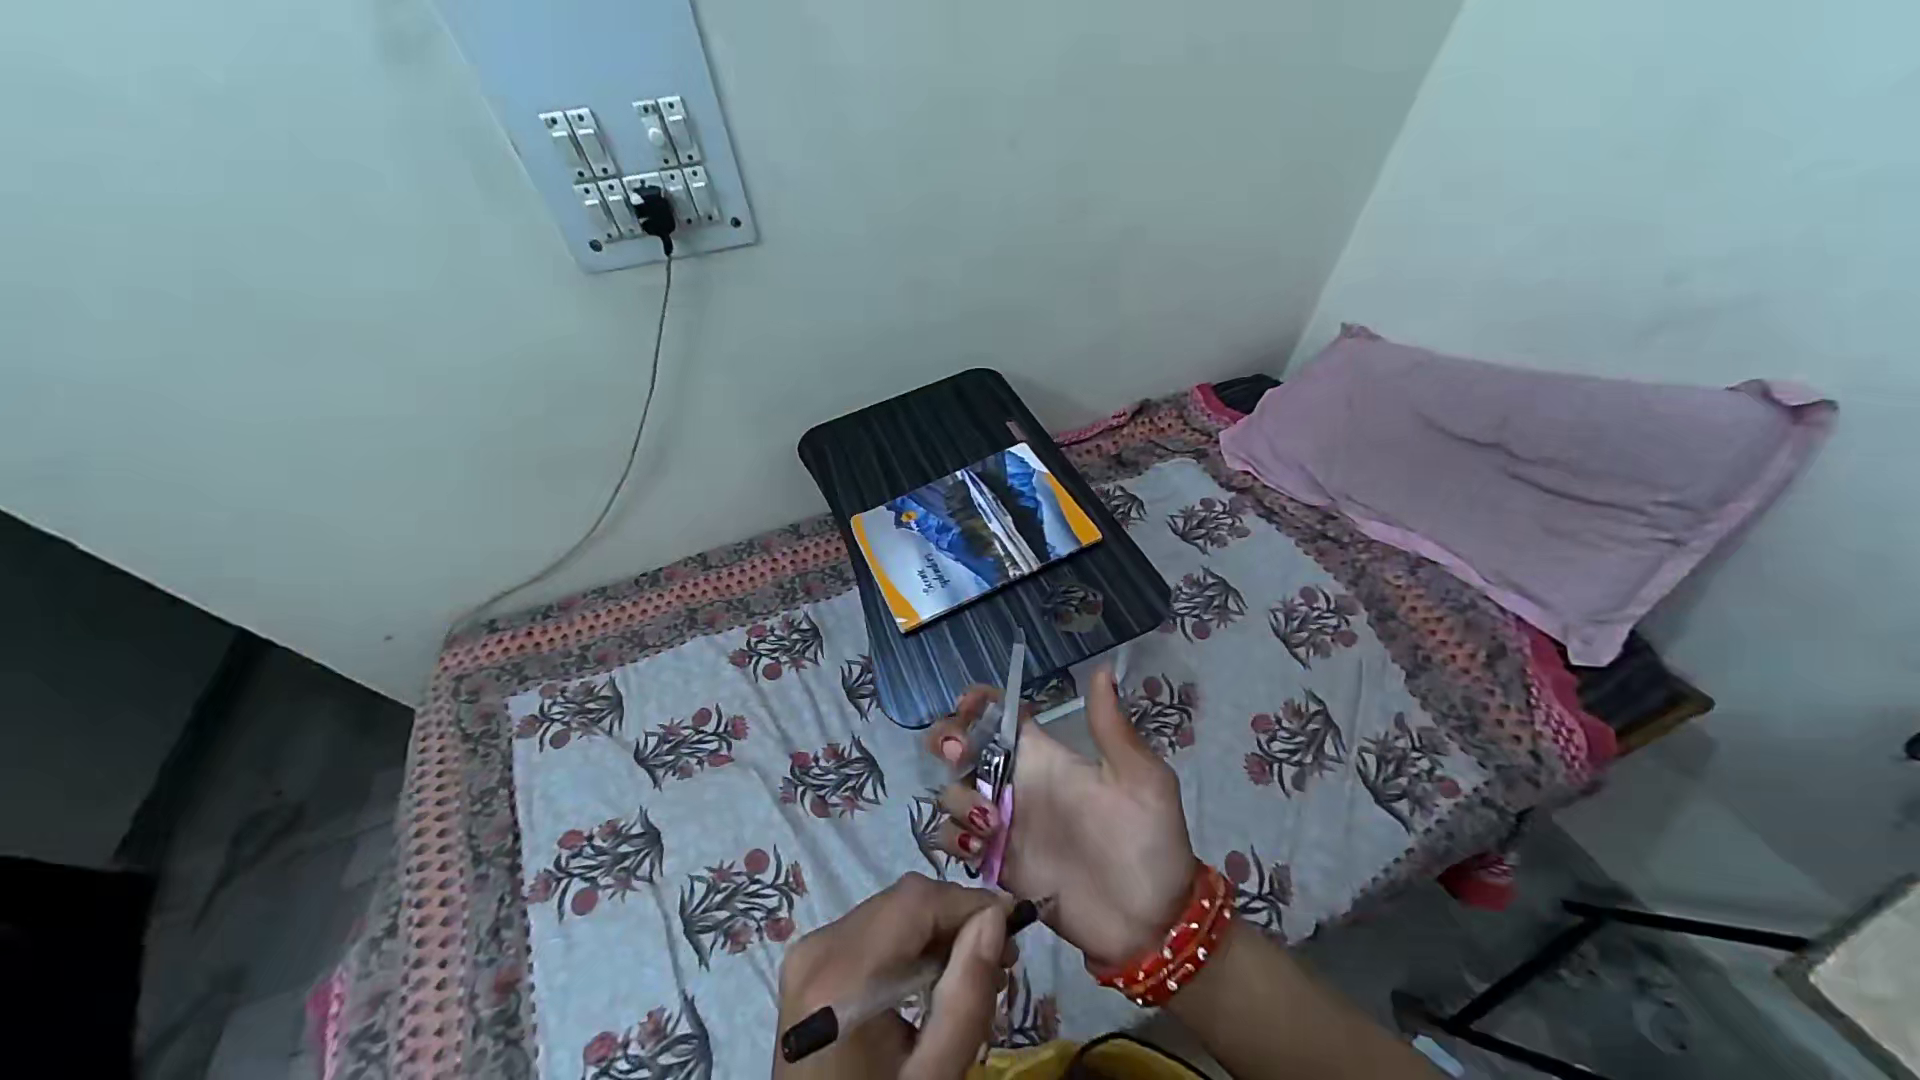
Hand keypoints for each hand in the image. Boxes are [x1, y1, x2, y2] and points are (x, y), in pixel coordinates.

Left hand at [774, 873, 1015, 1079]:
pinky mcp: (811, 960)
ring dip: (938, 932)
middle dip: (958, 921)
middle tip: (1001, 963)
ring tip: (971, 976)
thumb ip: (967, 995)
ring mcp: (809, 951)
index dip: (971, 902)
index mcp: (840, 975)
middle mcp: (817, 946)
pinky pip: (874, 928)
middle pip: (905, 901)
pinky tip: (933, 979)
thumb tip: (996, 916)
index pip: (918, 901)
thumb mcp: (933, 1076)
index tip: (1016, 926)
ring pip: (893, 910)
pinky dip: (911, 943)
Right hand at [926, 668, 1195, 968]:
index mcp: (1046, 757)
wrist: (1151, 922)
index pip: (1001, 716)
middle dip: (948, 740)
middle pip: (963, 748)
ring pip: (953, 793)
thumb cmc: (1150, 841)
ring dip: (958, 799)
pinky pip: (954, 842)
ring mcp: (1002, 825)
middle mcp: (1016, 784)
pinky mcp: (995, 864)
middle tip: (957, 754)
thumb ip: (1113, 729)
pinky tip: (980, 848)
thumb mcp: (1142, 779)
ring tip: (990, 823)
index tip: (968, 704)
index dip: (978, 702)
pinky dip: (954, 839)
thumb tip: (1103, 670)